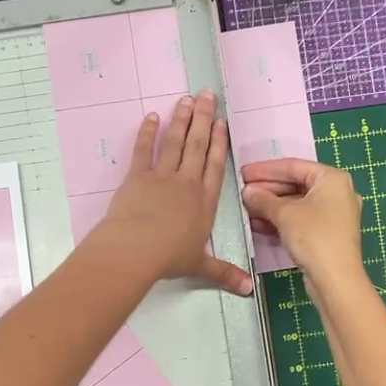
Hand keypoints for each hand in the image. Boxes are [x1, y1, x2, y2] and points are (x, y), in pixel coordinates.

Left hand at [90, 91, 252, 296]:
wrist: (136, 249)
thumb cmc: (170, 258)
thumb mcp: (201, 266)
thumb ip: (224, 273)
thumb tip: (249, 290)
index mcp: (204, 203)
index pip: (216, 167)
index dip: (220, 144)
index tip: (222, 124)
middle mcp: (187, 184)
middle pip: (198, 146)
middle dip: (204, 120)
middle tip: (207, 95)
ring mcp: (162, 177)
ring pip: (175, 143)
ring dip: (181, 120)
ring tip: (186, 99)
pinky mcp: (137, 177)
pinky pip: (144, 151)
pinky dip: (147, 133)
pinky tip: (151, 117)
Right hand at [241, 158, 366, 287]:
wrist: (336, 279)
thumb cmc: (314, 237)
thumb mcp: (284, 214)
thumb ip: (264, 200)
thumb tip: (248, 192)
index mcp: (332, 178)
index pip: (294, 166)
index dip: (265, 170)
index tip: (244, 173)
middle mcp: (337, 192)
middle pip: (296, 185)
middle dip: (268, 190)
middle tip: (244, 192)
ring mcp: (335, 215)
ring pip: (298, 204)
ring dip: (272, 207)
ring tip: (248, 209)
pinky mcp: (329, 234)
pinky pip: (302, 220)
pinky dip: (282, 221)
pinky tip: (259, 225)